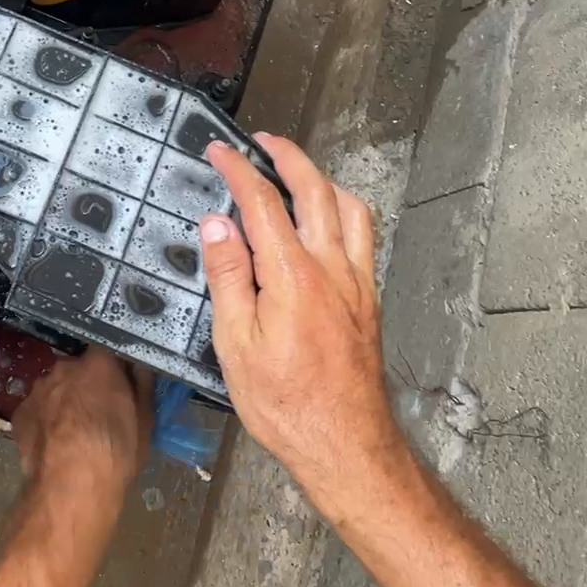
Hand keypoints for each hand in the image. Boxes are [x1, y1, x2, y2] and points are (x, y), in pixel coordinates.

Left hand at [0, 349, 153, 586]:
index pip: (106, 352)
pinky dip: (44, 421)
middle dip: (85, 386)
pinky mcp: (20, 412)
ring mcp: (38, 389)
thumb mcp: (145, 421)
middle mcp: (64, 368)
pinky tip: (52, 444)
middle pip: (77, 370)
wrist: (70, 486)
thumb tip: (140, 365)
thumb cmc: (115, 452)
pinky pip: (36, 410)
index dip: (112, 368)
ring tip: (71, 434)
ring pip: (54, 389)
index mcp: (98, 363)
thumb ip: (142, 385)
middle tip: (95, 413)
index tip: (117, 386)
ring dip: (62, 402)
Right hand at [200, 133, 399, 520]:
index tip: (220, 150)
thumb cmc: (284, 402)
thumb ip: (228, 276)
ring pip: (350, 207)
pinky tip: (328, 220)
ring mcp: (357, 281)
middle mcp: (332, 268)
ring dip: (322, 178)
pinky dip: (344, 209)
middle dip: (288, 155)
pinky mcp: (369, 298)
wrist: (346, 445)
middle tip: (262, 140)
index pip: (263, 203)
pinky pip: (364, 235)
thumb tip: (217, 223)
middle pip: (315, 190)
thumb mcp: (235, 343)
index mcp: (292, 275)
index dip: (239, 169)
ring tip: (297, 171)